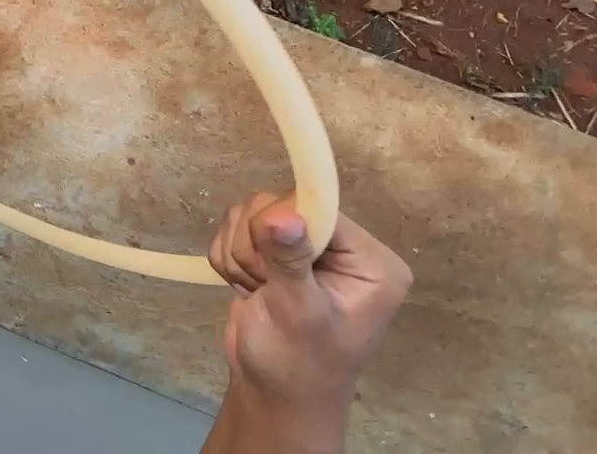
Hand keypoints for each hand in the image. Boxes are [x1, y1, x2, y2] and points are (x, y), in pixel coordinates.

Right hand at [206, 193, 411, 440]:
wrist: (271, 391)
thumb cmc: (298, 363)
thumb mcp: (299, 313)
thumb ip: (291, 261)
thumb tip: (283, 214)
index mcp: (369, 261)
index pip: (316, 207)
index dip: (283, 225)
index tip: (273, 266)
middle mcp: (340, 248)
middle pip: (275, 204)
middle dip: (254, 245)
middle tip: (265, 284)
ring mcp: (304, 248)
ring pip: (247, 214)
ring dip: (238, 253)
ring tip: (257, 290)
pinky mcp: (271, 252)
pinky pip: (231, 228)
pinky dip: (228, 258)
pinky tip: (246, 287)